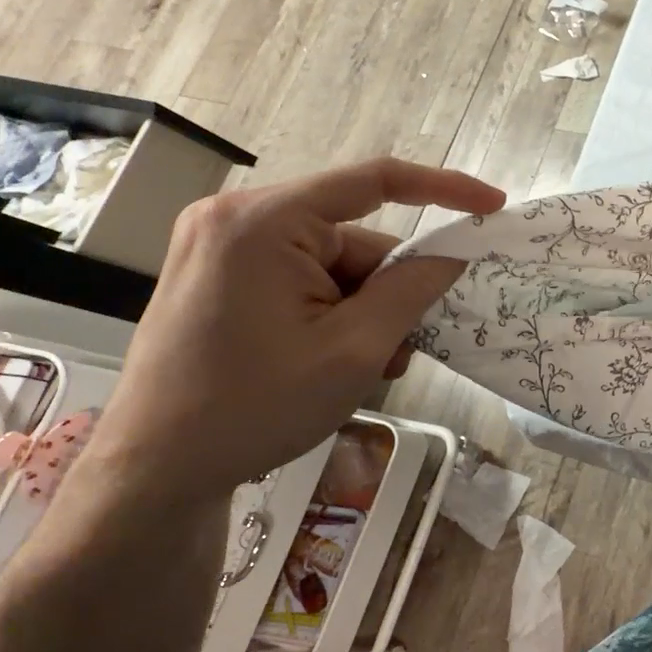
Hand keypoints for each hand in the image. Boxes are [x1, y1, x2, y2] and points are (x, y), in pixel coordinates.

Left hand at [84, 159, 504, 505]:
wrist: (156, 470)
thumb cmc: (256, 405)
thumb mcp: (357, 347)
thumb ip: (413, 288)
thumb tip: (454, 253)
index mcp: (264, 222)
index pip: (375, 181)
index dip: (446, 188)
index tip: (495, 208)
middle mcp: (237, 219)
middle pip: (357, 238)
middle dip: (392, 290)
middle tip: (402, 349)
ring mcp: (223, 249)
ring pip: (337, 266)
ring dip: (367, 313)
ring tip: (365, 368)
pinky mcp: (221, 277)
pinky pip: (306, 280)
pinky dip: (336, 315)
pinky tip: (335, 361)